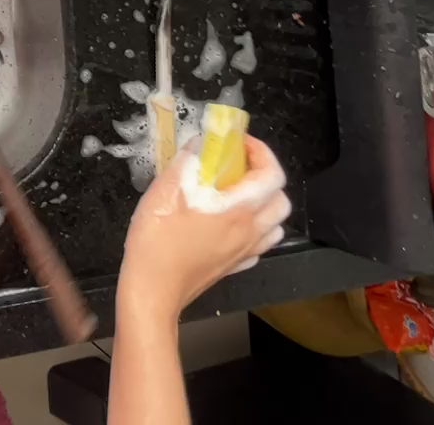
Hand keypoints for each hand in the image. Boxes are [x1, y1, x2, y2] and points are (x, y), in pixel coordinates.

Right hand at [117, 136, 290, 323]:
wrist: (153, 289)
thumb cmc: (157, 239)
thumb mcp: (165, 190)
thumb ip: (187, 162)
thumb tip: (200, 143)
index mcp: (236, 210)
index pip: (272, 175)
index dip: (261, 152)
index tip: (239, 143)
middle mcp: (249, 231)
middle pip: (280, 199)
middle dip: (264, 175)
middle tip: (235, 165)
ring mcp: (244, 251)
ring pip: (274, 222)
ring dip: (262, 201)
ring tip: (233, 190)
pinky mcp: (235, 265)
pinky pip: (260, 241)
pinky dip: (253, 225)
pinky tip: (227, 219)